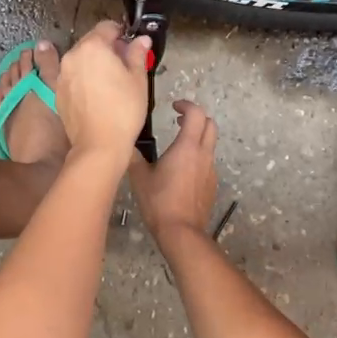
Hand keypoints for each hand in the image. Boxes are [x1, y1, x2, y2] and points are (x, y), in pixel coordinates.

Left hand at [55, 21, 153, 163]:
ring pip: (81, 59)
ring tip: (111, 82)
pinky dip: (83, 78)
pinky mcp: (58, 91)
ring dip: (94, 63)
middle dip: (107, 48)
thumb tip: (141, 40)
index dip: (121, 33)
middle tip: (124, 65)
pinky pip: (72, 76)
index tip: (130, 46)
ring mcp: (62, 74)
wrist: (99, 144)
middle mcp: (72, 56)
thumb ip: (138, 54)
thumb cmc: (123, 110)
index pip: (106, 27)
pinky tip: (97, 94)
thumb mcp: (138, 79)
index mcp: (93, 47)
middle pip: (91, 41)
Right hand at [129, 100, 219, 240]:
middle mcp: (203, 154)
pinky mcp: (212, 185)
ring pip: (210, 144)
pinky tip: (181, 170)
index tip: (174, 106)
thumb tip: (124, 142)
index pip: (196, 114)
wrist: (182, 232)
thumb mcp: (139, 177)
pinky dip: (198, 156)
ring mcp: (211, 170)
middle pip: (210, 124)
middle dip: (196, 118)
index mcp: (187, 147)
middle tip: (178, 121)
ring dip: (197, 137)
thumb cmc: (159, 201)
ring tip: (177, 146)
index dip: (186, 105)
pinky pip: (208, 162)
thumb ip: (133, 156)